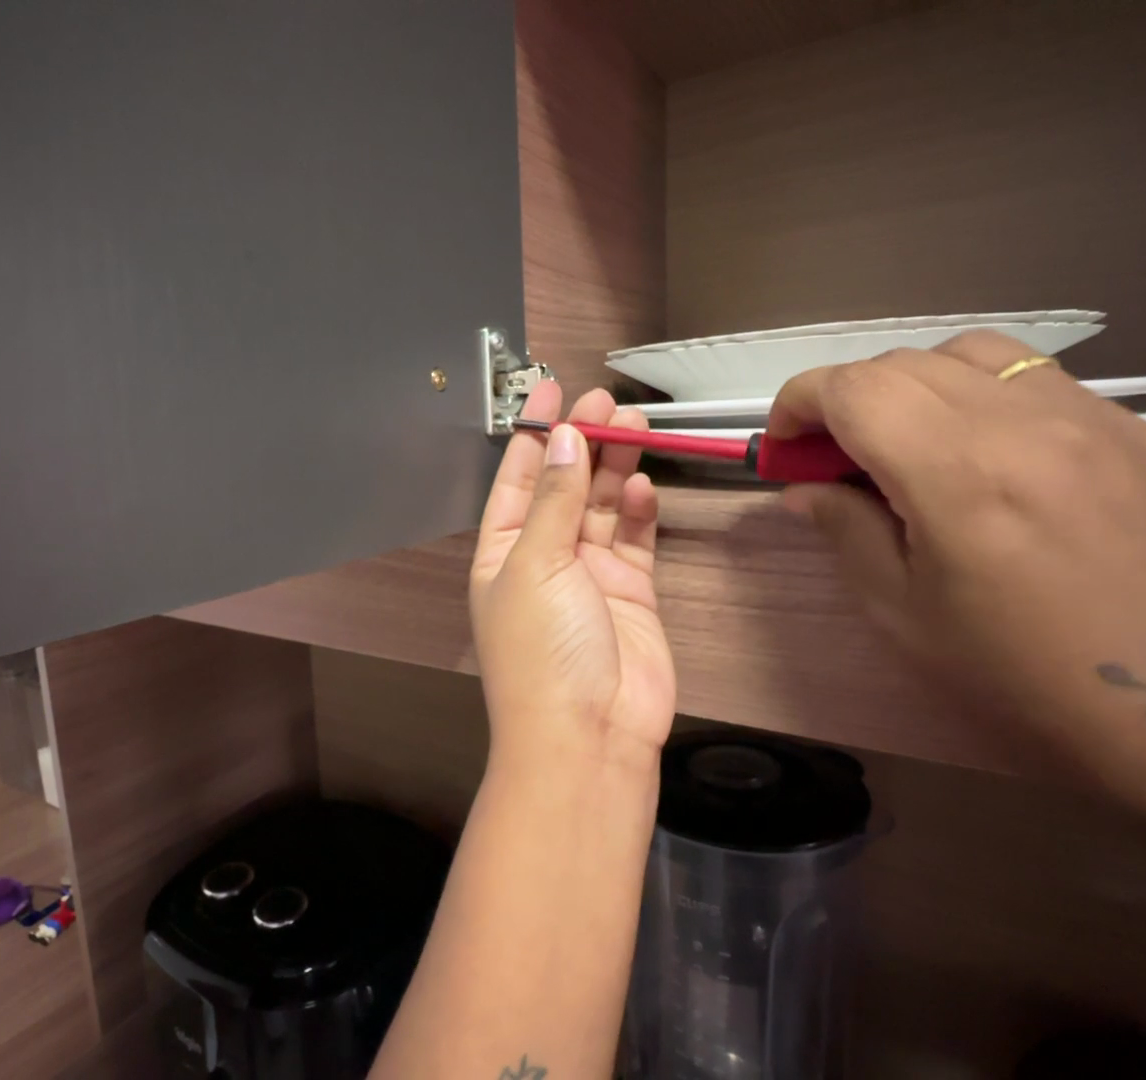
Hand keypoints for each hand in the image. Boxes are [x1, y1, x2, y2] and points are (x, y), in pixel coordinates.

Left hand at [470, 383, 675, 772]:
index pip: (516, 478)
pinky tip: (644, 484)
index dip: (532, 433)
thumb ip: (553, 498)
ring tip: (634, 424)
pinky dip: (639, 511)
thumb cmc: (542, 650)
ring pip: (601, 507)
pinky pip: (633, 540)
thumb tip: (562, 437)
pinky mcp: (630, 593)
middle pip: (562, 486)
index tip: (551, 387)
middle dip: (581, 443)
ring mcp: (588, 576)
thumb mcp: (536, 563)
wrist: (589, 736)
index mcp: (502, 552)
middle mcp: (542, 559)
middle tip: (607, 401)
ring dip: (615, 467)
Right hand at [768, 331, 1145, 783]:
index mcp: (957, 474)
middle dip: (845, 399)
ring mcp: (1090, 417)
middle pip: (902, 363)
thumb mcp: (904, 614)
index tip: (783, 446)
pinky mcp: (1135, 430)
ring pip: (971, 352)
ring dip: (912, 383)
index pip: (853, 389)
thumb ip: (846, 531)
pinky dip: (979, 394)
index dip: (798, 404)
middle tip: (835, 459)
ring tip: (907, 443)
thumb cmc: (1021, 674)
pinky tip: (984, 453)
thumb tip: (805, 487)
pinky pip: (1035, 378)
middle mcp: (1024, 422)